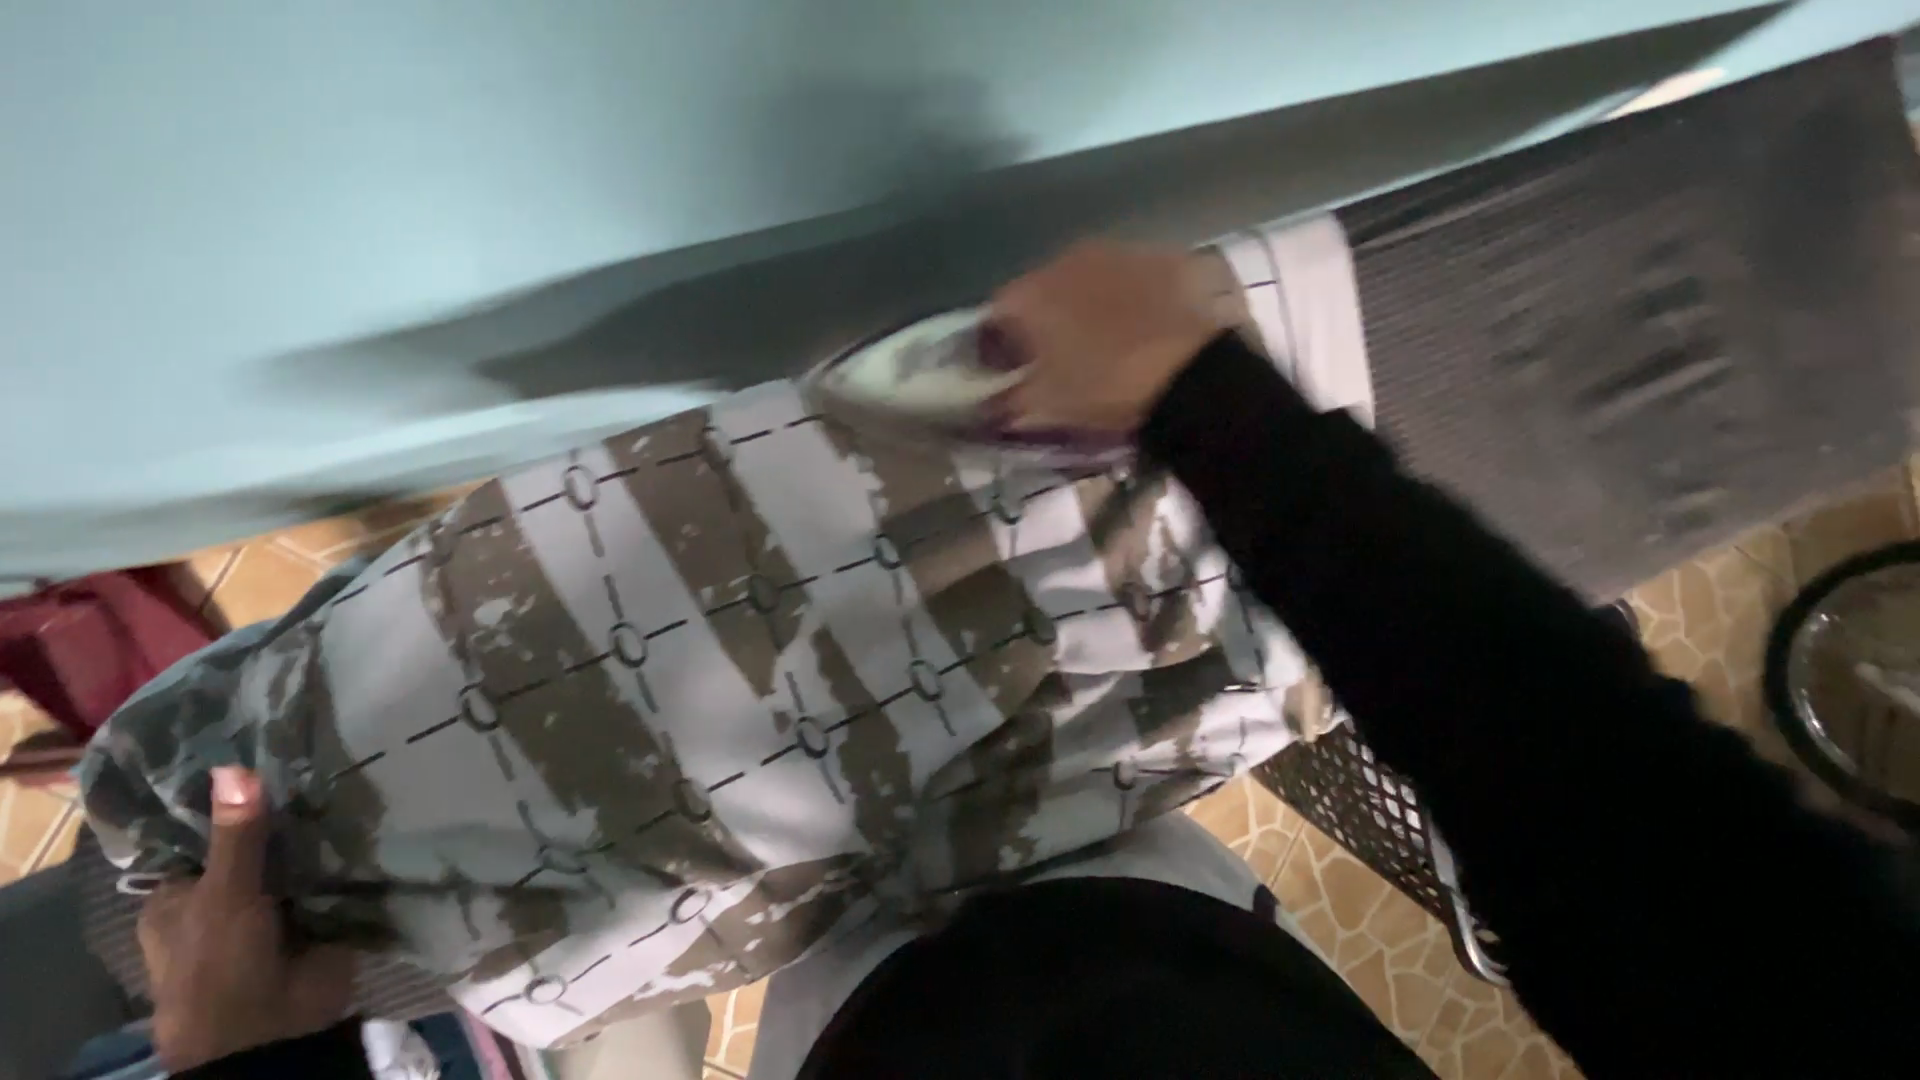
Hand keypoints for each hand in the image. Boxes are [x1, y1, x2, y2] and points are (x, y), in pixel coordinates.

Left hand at [139, 766, 356, 1069]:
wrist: (274, 1027)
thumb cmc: (221, 963)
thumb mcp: (224, 894)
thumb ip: (237, 834)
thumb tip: (235, 765)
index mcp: (183, 894)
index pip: (208, 833)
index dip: (235, 798)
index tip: (272, 750)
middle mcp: (228, 895)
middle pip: (260, 841)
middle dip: (291, 809)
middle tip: (328, 753)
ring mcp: (278, 903)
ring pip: (301, 855)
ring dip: (326, 829)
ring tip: (363, 770)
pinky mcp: (322, 910)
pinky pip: (337, 872)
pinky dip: (353, 851)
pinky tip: (380, 812)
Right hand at [992, 242, 1227, 432]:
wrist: (1193, 374)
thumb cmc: (1105, 388)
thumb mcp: (1046, 406)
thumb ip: (1006, 401)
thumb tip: (987, 405)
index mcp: (1030, 293)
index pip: (996, 314)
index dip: (999, 345)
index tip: (1011, 372)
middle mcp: (1068, 259)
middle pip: (1043, 290)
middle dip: (1045, 321)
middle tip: (1061, 360)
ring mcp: (1121, 252)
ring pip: (1090, 280)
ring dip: (1089, 306)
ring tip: (1108, 344)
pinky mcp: (1166, 258)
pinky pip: (1136, 279)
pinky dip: (1133, 300)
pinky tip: (1146, 329)